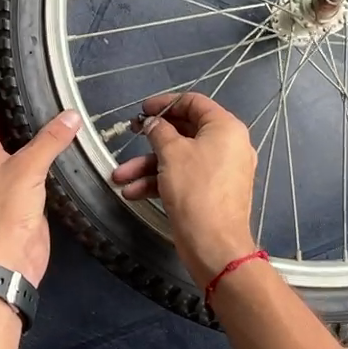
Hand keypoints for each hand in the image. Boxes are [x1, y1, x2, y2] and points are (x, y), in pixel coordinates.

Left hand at [0, 103, 81, 284]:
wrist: (9, 260)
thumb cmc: (6, 212)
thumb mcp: (28, 168)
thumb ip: (50, 140)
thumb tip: (71, 115)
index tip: (16, 84)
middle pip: (4, 133)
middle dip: (21, 117)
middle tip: (46, 100)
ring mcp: (9, 184)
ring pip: (22, 154)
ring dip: (37, 140)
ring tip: (60, 122)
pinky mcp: (26, 201)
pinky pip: (37, 174)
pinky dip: (49, 163)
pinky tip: (66, 156)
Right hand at [110, 92, 258, 282]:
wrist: (214, 246)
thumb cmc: (195, 190)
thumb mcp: (171, 153)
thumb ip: (159, 131)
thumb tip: (154, 123)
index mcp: (225, 128)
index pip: (194, 102)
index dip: (165, 102)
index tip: (142, 109)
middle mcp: (228, 145)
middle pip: (185, 131)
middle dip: (152, 139)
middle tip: (130, 134)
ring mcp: (221, 170)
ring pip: (180, 158)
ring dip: (148, 166)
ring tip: (119, 177)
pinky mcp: (212, 192)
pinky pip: (185, 177)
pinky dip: (160, 182)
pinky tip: (133, 192)